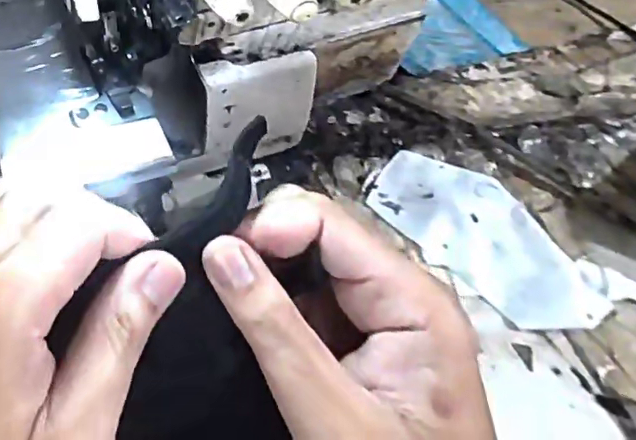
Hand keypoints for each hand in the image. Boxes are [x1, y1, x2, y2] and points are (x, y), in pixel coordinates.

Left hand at [0, 178, 186, 439]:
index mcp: (5, 294)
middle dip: (98, 215)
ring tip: (92, 255)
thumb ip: (117, 337)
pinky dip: (26, 207)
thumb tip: (162, 268)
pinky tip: (45, 248)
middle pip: (50, 193)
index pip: (81, 218)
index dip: (126, 228)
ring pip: (18, 188)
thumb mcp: (71, 429)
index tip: (153, 261)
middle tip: (129, 263)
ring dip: (62, 205)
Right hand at [201, 185, 493, 439]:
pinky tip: (253, 314)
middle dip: (263, 244)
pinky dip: (273, 295)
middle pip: (317, 229)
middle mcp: (405, 293)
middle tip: (219, 274)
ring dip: (264, 269)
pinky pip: (308, 290)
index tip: (222, 254)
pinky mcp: (362, 334)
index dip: (270, 225)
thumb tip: (219, 247)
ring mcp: (384, 313)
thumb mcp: (332, 416)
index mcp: (416, 302)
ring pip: (307, 257)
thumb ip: (274, 328)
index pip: (327, 219)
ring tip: (229, 293)